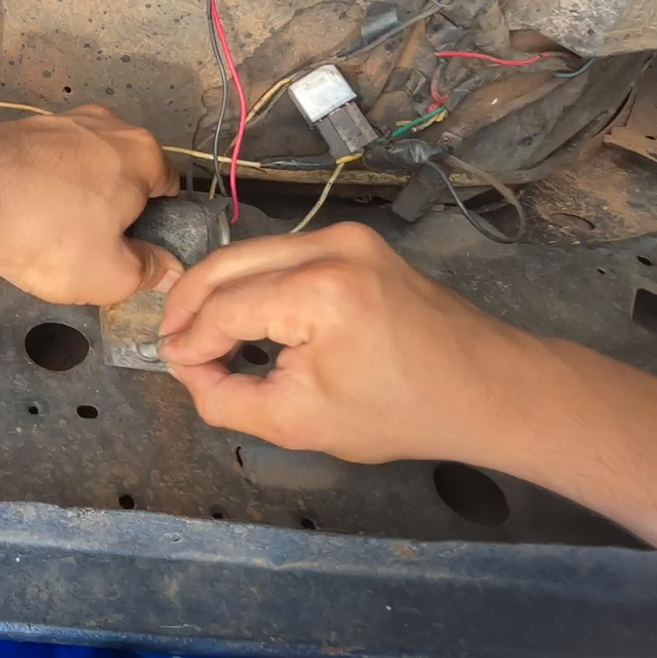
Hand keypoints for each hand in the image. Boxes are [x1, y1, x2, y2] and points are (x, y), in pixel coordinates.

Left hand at [0, 105, 182, 304]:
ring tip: (53, 235)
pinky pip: (50, 164)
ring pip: (86, 170)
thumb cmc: (46, 233)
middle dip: (115, 212)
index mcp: (144, 153)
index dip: (157, 227)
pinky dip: (45, 188)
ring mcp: (64, 121)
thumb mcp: (109, 275)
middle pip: (127, 177)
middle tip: (93, 249)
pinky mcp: (26, 127)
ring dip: (78, 200)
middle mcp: (109, 125)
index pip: (171, 192)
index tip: (135, 253)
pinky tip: (27, 214)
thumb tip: (167, 267)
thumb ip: (149, 272)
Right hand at [158, 223, 562, 463]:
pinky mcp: (352, 238)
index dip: (190, 339)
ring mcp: (344, 234)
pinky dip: (249, 281)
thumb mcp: (299, 423)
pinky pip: (278, 255)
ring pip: (249, 253)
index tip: (172, 365)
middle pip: (228, 264)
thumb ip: (224, 399)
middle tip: (170, 340)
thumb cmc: (398, 414)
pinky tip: (238, 311)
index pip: (226, 307)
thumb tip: (187, 366)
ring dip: (215, 290)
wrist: (486, 387)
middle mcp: (329, 245)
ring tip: (196, 329)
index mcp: (320, 292)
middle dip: (188, 303)